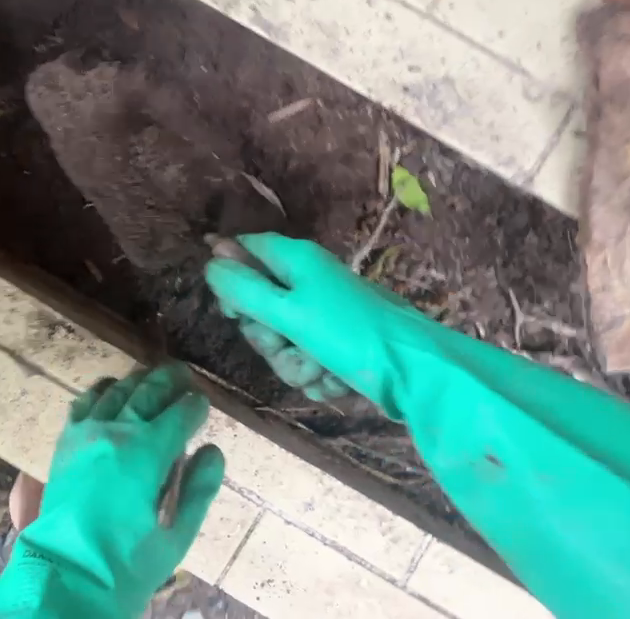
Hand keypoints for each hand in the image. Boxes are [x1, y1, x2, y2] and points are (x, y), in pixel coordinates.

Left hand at [0, 364, 224, 618]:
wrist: (70, 572)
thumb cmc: (128, 562)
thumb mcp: (176, 536)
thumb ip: (199, 490)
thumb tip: (213, 451)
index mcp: (148, 453)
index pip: (179, 414)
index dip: (195, 405)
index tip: (204, 401)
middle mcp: (118, 430)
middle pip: (148, 392)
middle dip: (170, 380)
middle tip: (184, 374)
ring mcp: (88, 430)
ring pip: (118, 389)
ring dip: (138, 380)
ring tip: (152, 376)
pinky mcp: (67, 438)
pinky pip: (85, 400)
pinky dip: (102, 390)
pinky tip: (111, 388)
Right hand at [206, 234, 410, 408]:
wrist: (419, 375)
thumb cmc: (348, 335)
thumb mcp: (287, 312)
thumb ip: (242, 289)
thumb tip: (210, 262)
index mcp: (294, 260)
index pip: (243, 250)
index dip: (229, 277)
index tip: (232, 309)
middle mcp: (306, 281)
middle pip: (257, 302)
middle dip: (266, 335)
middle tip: (284, 343)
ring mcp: (322, 314)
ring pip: (279, 337)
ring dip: (292, 362)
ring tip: (318, 368)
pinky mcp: (335, 344)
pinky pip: (304, 357)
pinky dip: (315, 374)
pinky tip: (334, 380)